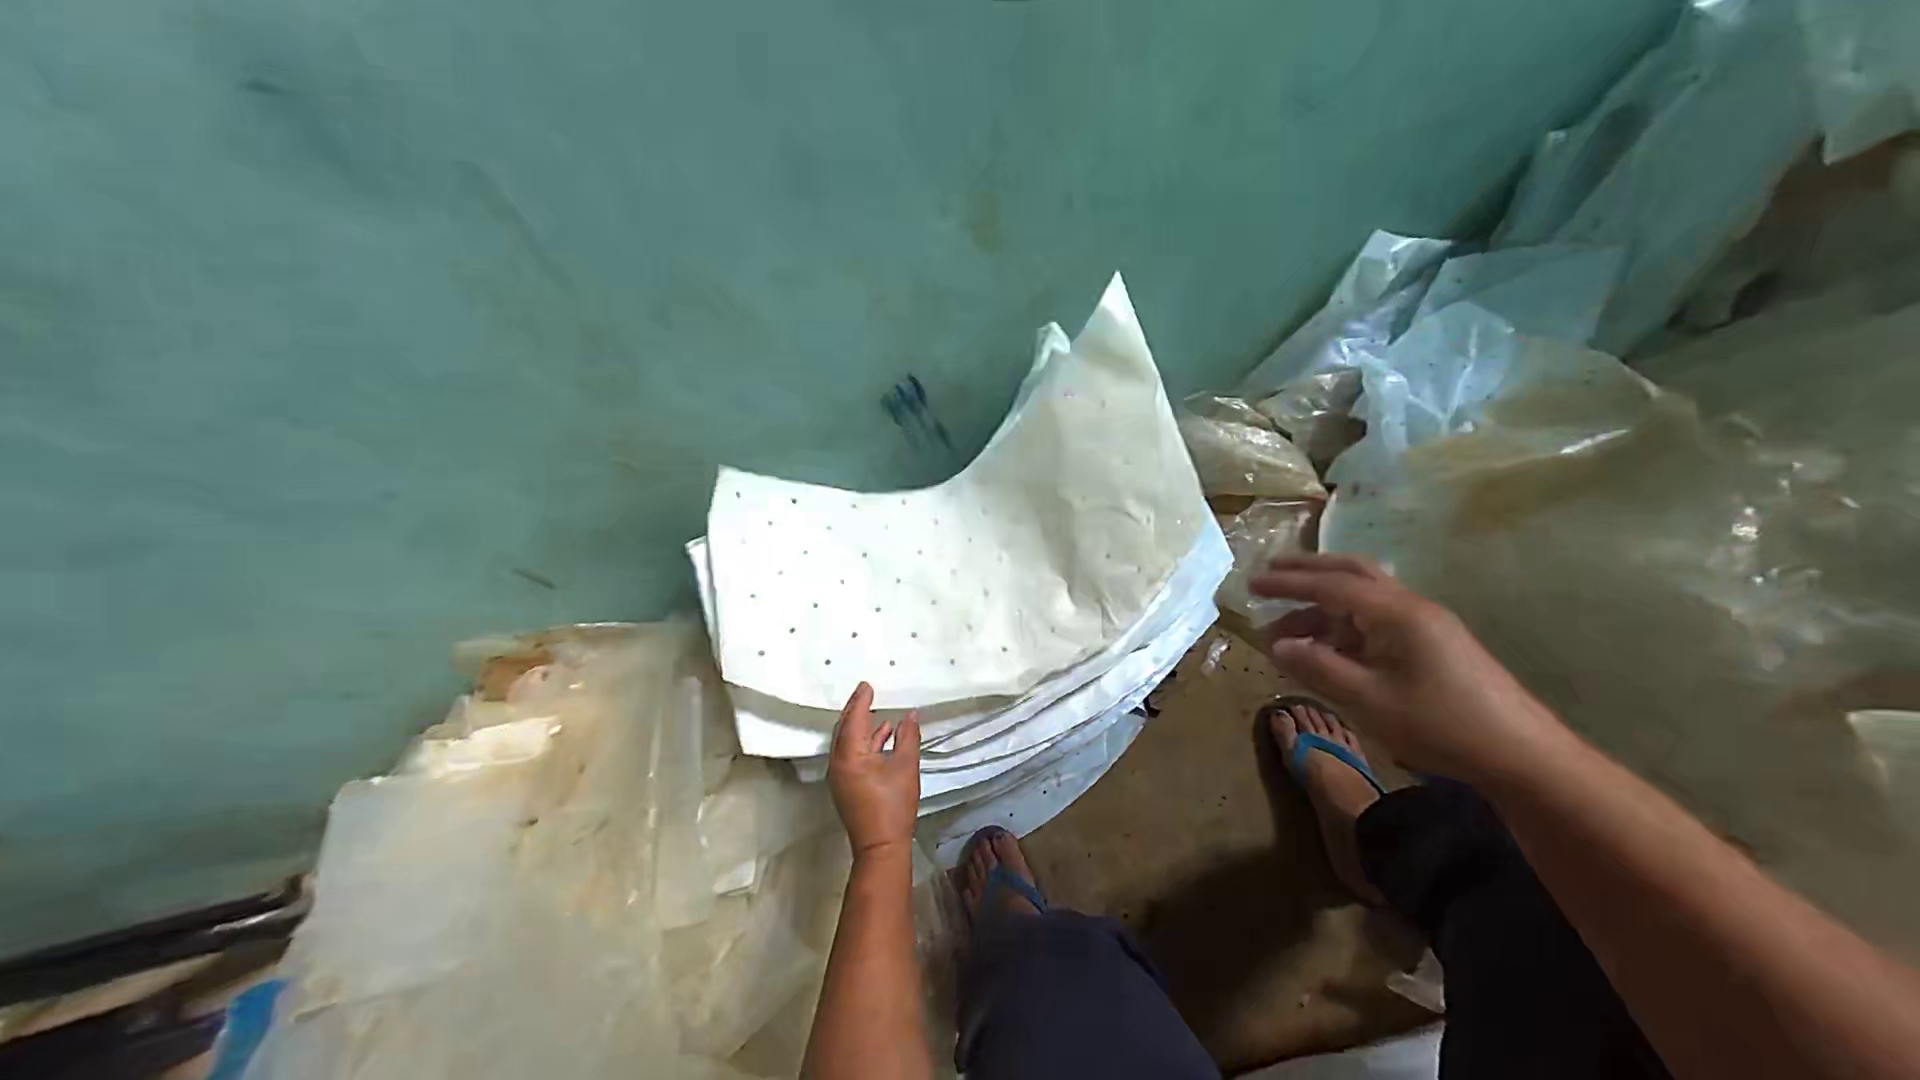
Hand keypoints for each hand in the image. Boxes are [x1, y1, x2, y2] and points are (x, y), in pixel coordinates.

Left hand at [826, 682, 921, 858]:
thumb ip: (908, 737)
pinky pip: (851, 754)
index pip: (853, 719)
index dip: (860, 700)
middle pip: (844, 729)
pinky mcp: (846, 786)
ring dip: (861, 727)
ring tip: (877, 712)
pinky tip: (882, 737)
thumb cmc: (893, 805)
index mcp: (849, 755)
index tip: (867, 685)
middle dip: (856, 710)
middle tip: (867, 693)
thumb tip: (910, 716)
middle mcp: (838, 763)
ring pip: (847, 742)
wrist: (881, 846)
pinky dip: (864, 743)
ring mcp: (839, 776)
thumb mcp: (906, 766)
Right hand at [1252, 554, 1568, 784]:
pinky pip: (1373, 625)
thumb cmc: (1442, 725)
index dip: (1288, 583)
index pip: (1331, 586)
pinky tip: (1322, 652)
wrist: (1522, 757)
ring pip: (1361, 602)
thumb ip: (1318, 667)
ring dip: (1320, 610)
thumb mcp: (1370, 700)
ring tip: (1283, 634)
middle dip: (1307, 573)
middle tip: (1268, 577)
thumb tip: (1276, 646)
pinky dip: (1340, 629)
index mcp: (1398, 614)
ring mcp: (1423, 626)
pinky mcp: (1429, 646)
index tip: (1251, 583)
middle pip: (1351, 575)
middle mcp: (1410, 609)